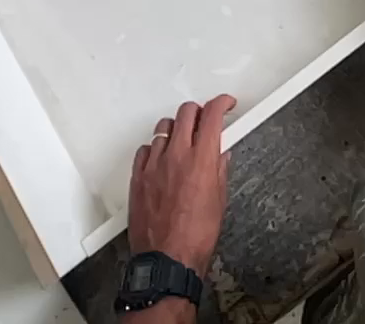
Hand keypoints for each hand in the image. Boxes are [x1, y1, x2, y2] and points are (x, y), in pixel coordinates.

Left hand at [128, 95, 236, 276]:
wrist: (168, 262)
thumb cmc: (195, 238)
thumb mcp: (220, 200)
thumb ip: (220, 170)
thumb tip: (221, 156)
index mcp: (202, 159)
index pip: (213, 114)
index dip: (222, 103)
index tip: (226, 104)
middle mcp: (177, 155)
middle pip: (186, 112)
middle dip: (200, 110)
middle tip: (205, 119)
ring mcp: (155, 165)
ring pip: (164, 126)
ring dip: (176, 128)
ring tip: (182, 138)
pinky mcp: (138, 177)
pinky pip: (145, 149)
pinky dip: (155, 148)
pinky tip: (161, 157)